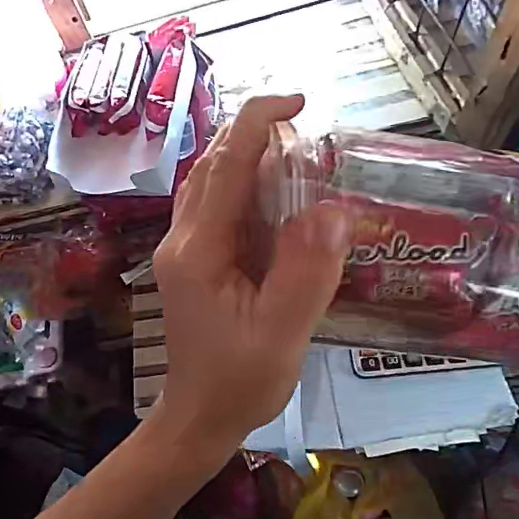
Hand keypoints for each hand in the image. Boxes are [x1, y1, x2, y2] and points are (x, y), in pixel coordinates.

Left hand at [150, 95, 350, 449]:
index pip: (227, 166)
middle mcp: (183, 239)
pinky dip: (244, 188)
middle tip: (305, 131)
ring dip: (248, 158)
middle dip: (255, 135)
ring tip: (294, 156)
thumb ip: (307, 272)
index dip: (260, 122)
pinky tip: (274, 200)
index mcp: (199, 250)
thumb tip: (334, 210)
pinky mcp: (193, 262)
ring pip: (211, 184)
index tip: (299, 102)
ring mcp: (183, 250)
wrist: (199, 417)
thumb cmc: (240, 381)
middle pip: (213, 166)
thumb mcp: (282, 333)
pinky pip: (216, 208)